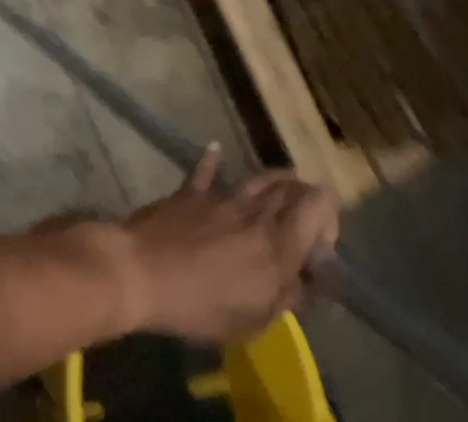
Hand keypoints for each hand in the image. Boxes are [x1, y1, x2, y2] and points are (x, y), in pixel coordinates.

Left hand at [119, 144, 339, 341]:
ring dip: (273, 180)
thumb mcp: (255, 319)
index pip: (320, 203)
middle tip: (301, 221)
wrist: (138, 272)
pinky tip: (216, 149)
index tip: (318, 247)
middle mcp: (255, 211)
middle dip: (305, 199)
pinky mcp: (187, 194)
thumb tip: (309, 283)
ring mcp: (219, 197)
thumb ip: (289, 296)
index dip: (329, 218)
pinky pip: (204, 170)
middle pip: (292, 186)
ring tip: (282, 184)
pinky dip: (213, 159)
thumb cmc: (199, 305)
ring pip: (257, 177)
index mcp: (279, 242)